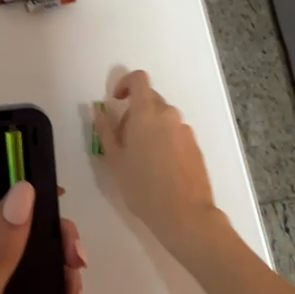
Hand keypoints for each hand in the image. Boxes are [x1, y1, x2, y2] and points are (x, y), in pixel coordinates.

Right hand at [97, 70, 222, 248]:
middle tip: (123, 141)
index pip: (139, 79)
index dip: (126, 83)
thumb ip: (106, 131)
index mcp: (146, 114)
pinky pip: (175, 133)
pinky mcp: (195, 146)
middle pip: (150, 99)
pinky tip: (159, 168)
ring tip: (141, 159)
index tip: (116, 100)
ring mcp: (185, 130)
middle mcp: (169, 115)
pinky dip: (164, 140)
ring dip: (149, 128)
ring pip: (163, 118)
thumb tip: (99, 111)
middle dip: (134, 112)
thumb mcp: (115, 160)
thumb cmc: (143, 187)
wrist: (185, 214)